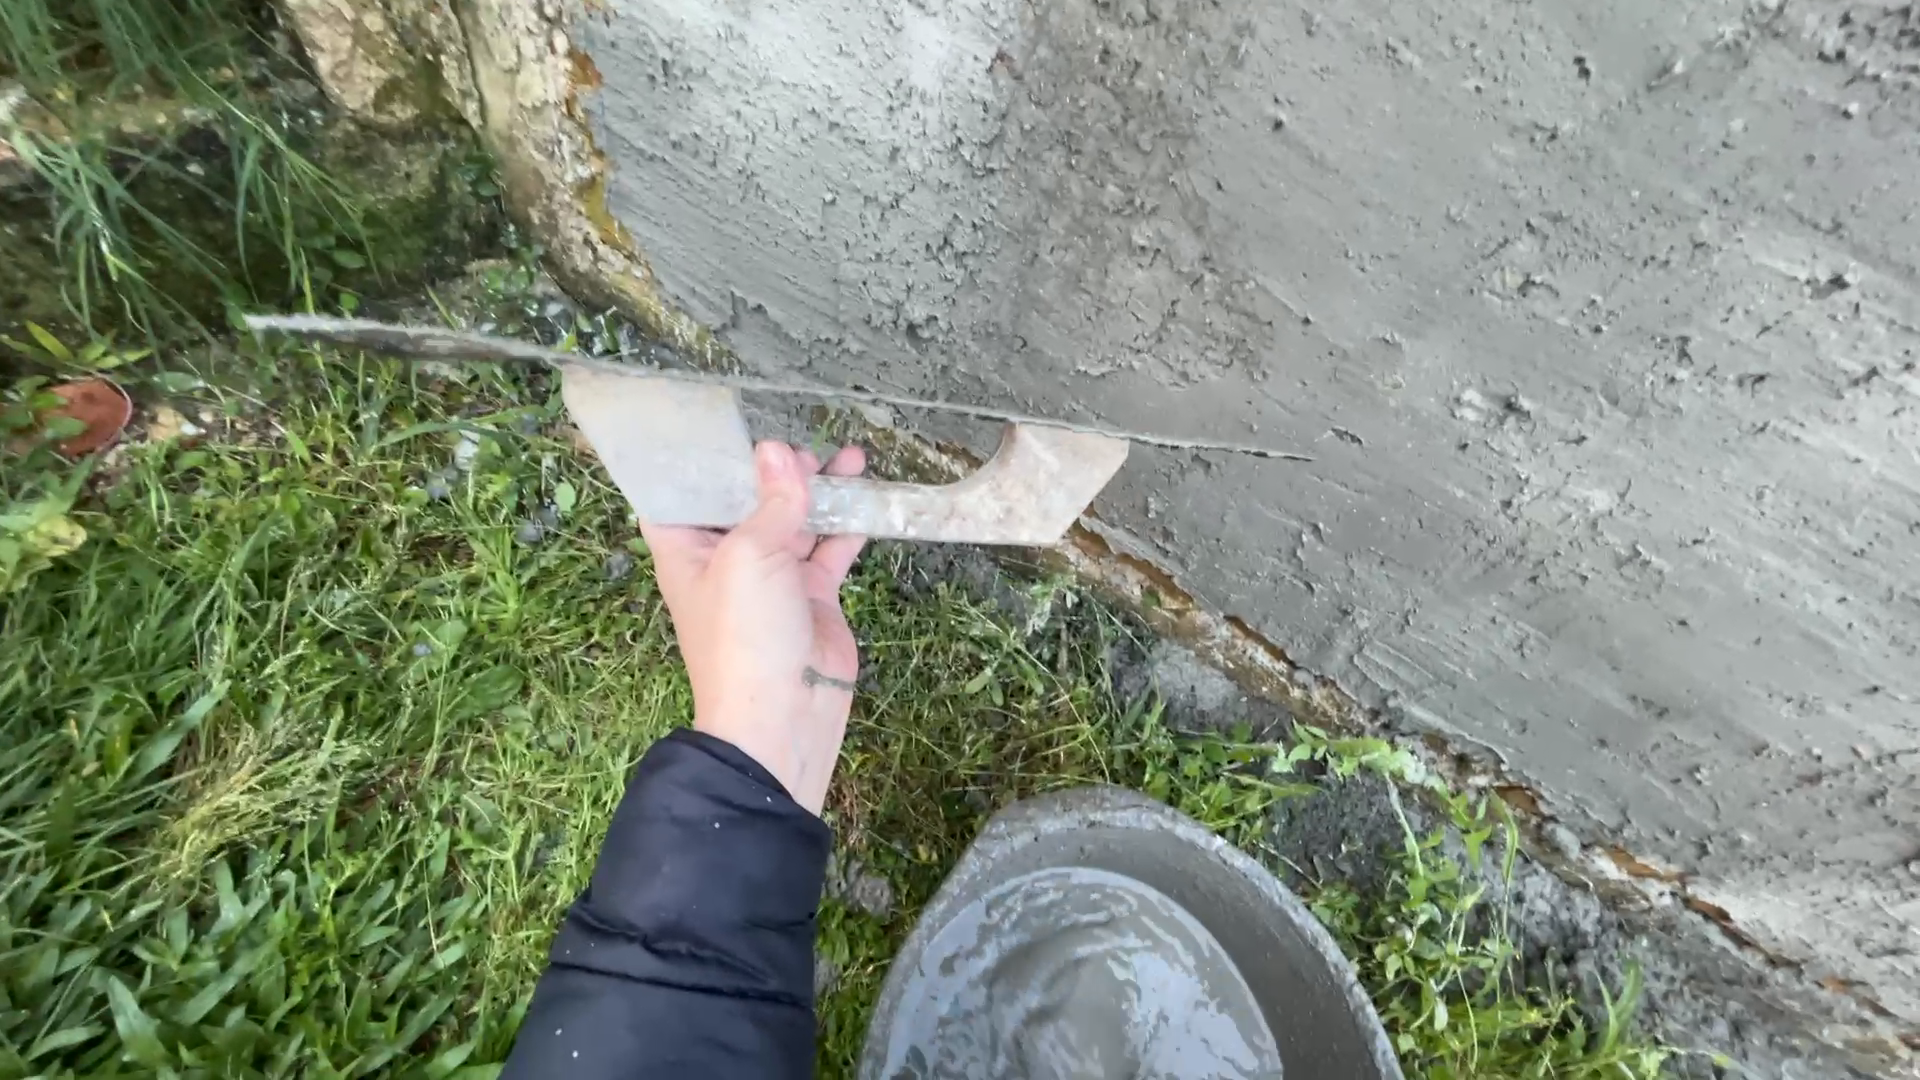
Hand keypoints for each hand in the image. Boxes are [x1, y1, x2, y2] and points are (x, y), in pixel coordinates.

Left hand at [639, 441, 867, 816]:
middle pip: (748, 500)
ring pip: (795, 521)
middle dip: (774, 470)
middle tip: (803, 448)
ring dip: (819, 492)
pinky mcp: (811, 594)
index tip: (729, 425)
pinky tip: (868, 496)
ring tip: (847, 458)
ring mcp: (772, 578)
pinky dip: (848, 524)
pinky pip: (830, 549)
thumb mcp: (751, 557)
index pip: (683, 493)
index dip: (702, 460)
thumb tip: (778, 450)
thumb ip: (771, 502)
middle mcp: (727, 558)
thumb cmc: (746, 633)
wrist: (785, 715)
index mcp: (688, 548)